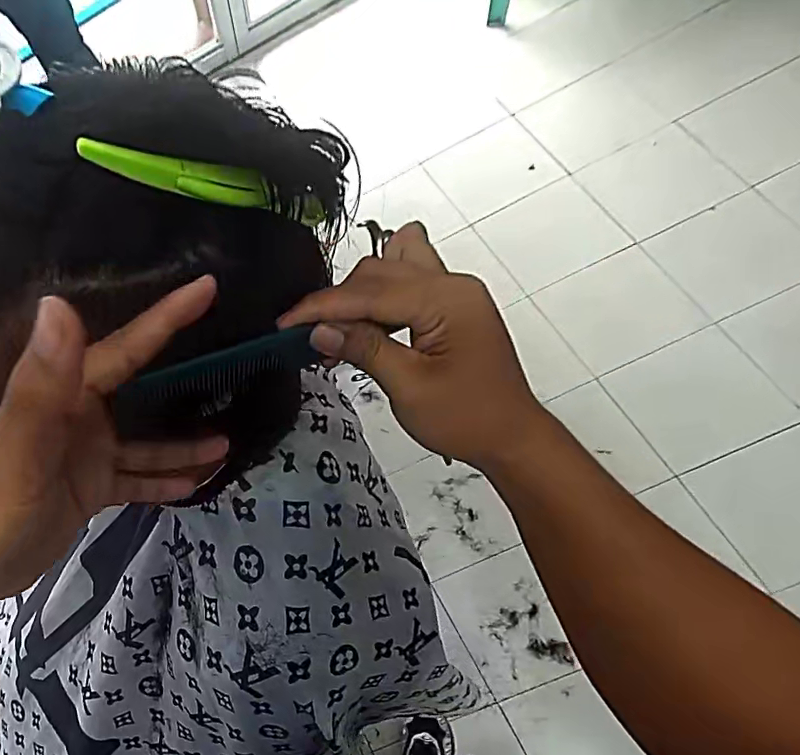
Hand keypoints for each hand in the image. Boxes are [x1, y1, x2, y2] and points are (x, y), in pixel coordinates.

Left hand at [0, 277, 229, 608]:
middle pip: (143, 392)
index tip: (206, 288)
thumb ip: (43, 385)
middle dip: (186, 381)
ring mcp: (86, 455)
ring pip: (147, 443)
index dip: (164, 319)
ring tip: (228, 446)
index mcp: (63, 397)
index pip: (123, 350)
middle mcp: (78, 418)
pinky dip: (164, 480)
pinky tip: (196, 482)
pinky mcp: (91, 489)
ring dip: (184, 444)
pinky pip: (137, 478)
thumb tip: (61, 303)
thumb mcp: (22, 450)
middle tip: (235, 369)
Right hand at [279, 222, 553, 470]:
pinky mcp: (454, 310)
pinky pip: (410, 289)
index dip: (324, 307)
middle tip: (308, 335)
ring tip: (337, 332)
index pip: (370, 291)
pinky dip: (382, 303)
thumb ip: (364, 350)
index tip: (288, 323)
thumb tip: (322, 331)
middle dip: (340, 301)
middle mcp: (454, 285)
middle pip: (380, 271)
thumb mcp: (409, 389)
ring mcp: (457, 295)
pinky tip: (366, 331)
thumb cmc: (471, 419)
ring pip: (394, 271)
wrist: (510, 438)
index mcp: (448, 299)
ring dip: (362, 295)